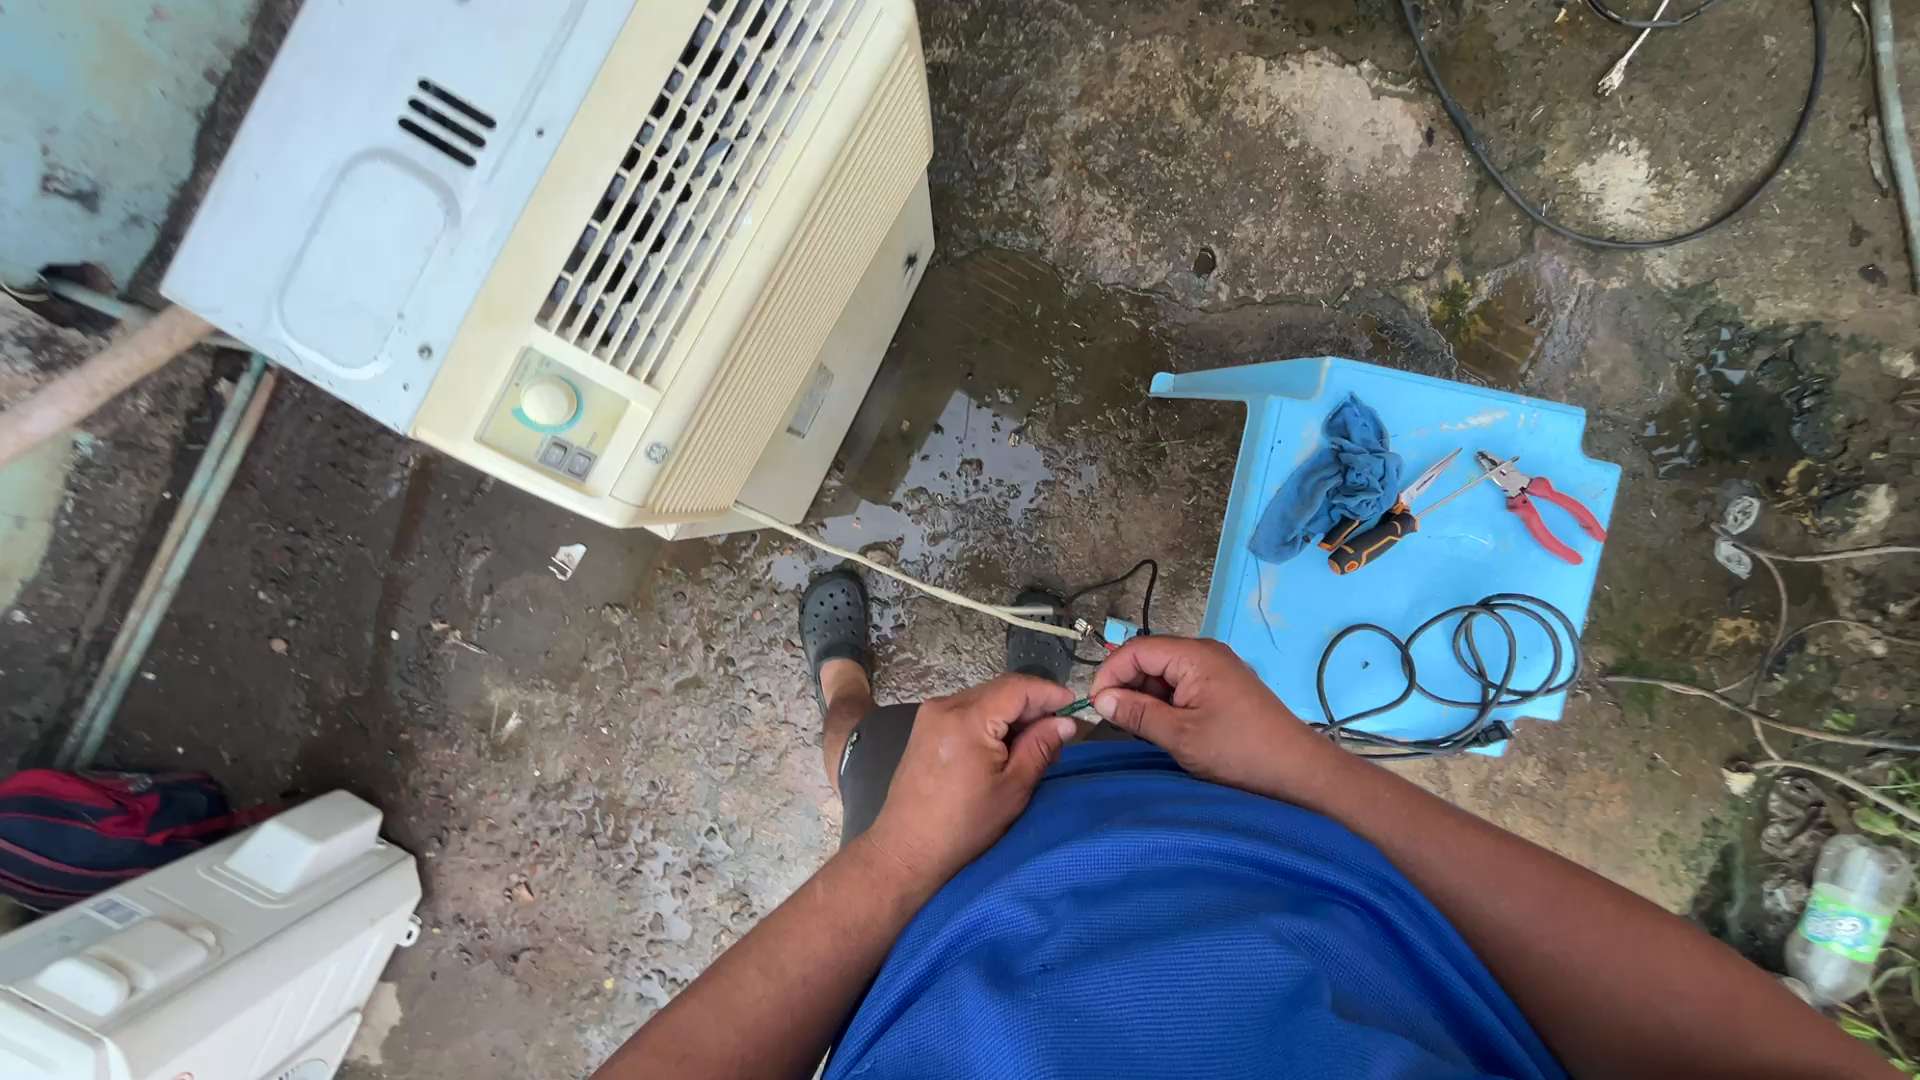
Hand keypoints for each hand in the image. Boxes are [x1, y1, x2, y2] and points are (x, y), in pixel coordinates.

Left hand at [863, 675, 1078, 883]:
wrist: (908, 848)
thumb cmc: (964, 825)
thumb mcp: (1013, 788)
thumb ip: (1041, 747)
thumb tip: (1066, 722)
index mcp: (967, 718)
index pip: (1017, 687)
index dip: (1048, 692)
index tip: (1074, 706)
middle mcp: (946, 705)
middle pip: (1000, 689)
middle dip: (1032, 705)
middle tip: (1057, 734)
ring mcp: (931, 713)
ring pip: (985, 698)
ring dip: (1012, 713)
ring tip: (1033, 745)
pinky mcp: (925, 725)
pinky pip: (967, 709)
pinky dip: (991, 720)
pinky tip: (1004, 745)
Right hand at [1089, 636, 1336, 798]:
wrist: (1300, 772)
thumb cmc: (1239, 752)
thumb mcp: (1180, 736)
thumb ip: (1137, 713)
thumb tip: (1102, 699)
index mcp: (1195, 655)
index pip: (1136, 649)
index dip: (1110, 673)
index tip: (1098, 705)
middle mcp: (1206, 652)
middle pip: (1150, 657)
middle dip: (1128, 685)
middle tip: (1119, 720)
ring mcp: (1217, 668)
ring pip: (1165, 672)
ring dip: (1147, 696)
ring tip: (1143, 727)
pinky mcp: (1224, 685)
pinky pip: (1183, 683)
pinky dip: (1167, 702)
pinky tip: (1166, 727)